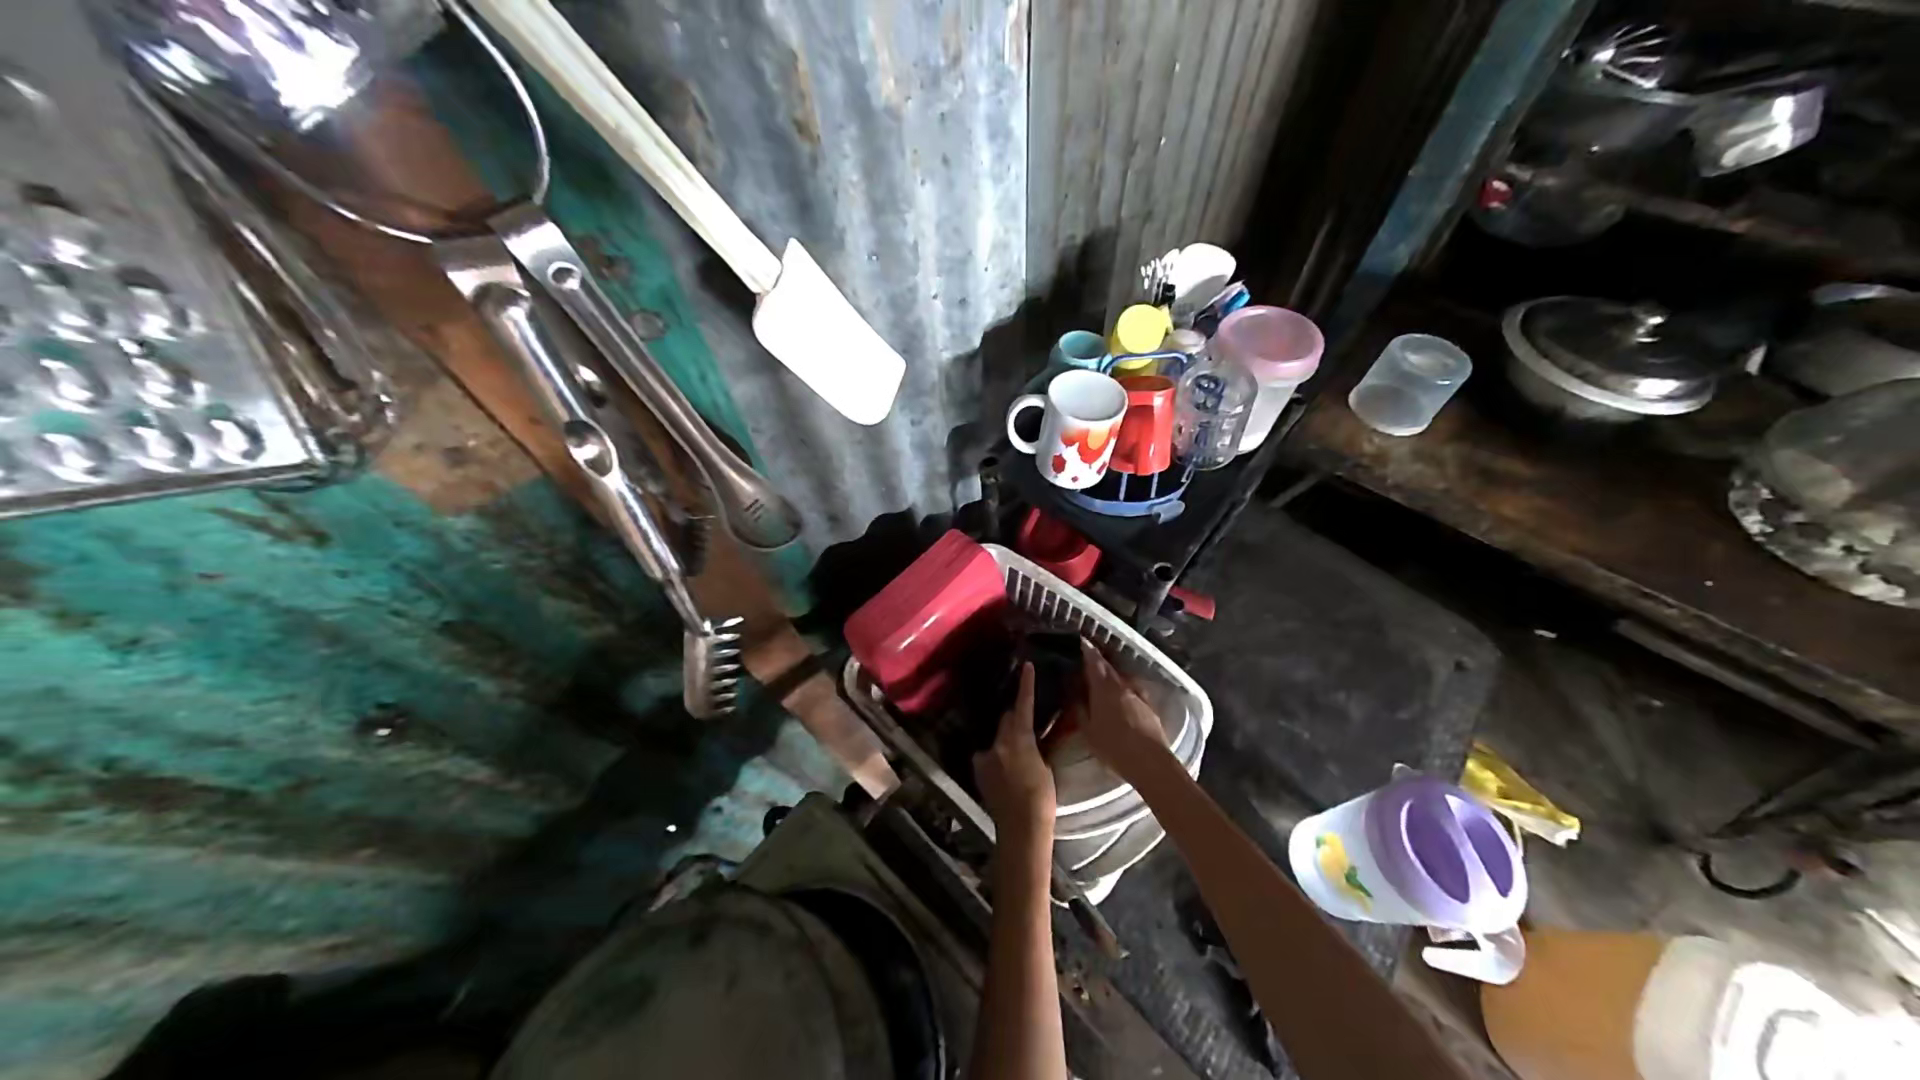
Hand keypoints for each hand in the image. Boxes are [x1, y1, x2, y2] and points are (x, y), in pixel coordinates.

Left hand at [973, 663, 1055, 840]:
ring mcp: (984, 758)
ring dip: (1005, 740)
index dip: (1025, 686)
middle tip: (1028, 725)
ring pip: (997, 738)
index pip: (1022, 706)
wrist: (1021, 828)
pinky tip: (1006, 770)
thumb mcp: (1045, 766)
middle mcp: (996, 744)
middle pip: (1006, 721)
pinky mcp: (979, 771)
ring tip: (1019, 754)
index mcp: (1017, 740)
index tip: (1027, 667)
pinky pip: (989, 755)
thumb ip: (1035, 745)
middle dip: (1014, 719)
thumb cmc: (1041, 797)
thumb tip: (1032, 734)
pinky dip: (996, 756)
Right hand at [1080, 638, 1171, 776]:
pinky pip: (1132, 689)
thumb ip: (1079, 710)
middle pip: (1109, 667)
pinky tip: (1122, 695)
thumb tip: (1074, 694)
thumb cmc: (1113, 747)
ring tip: (1103, 677)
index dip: (1087, 651)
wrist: (1150, 761)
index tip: (1082, 640)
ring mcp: (1138, 695)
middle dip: (1099, 660)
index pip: (1094, 662)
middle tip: (1089, 656)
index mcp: (1104, 688)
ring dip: (1112, 674)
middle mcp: (1122, 686)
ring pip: (1121, 678)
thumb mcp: (1088, 731)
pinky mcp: (1149, 706)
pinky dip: (1123, 687)